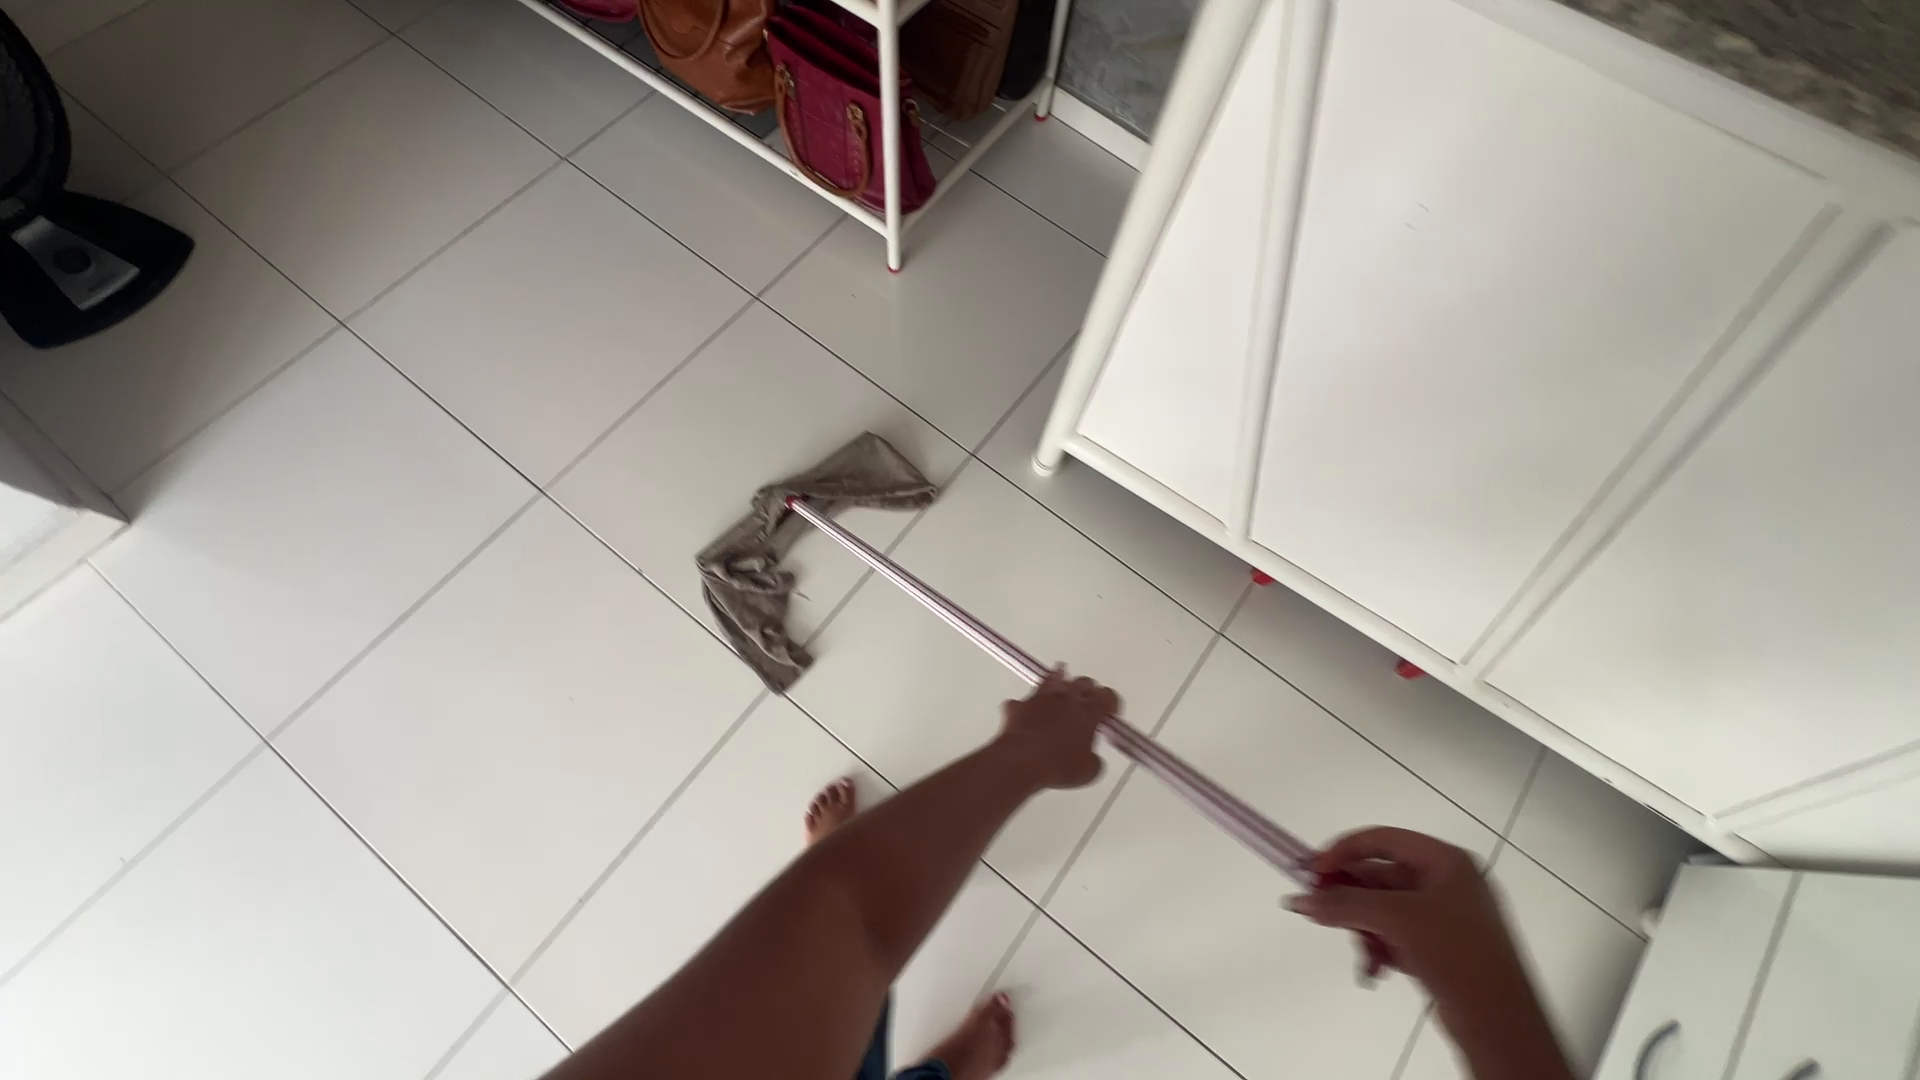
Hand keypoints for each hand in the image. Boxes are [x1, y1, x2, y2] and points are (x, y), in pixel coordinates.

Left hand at [996, 671, 1112, 789]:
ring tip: (1060, 674)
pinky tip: (1025, 710)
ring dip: (1058, 678)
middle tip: (1088, 698)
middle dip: (1088, 688)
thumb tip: (1091, 759)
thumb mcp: (1088, 770)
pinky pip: (1023, 701)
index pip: (1107, 697)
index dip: (1111, 701)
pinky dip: (1025, 705)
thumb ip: (1093, 760)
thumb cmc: (1059, 765)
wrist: (1021, 759)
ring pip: (1052, 679)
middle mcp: (1065, 698)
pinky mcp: (1018, 706)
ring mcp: (1040, 699)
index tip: (1111, 710)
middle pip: (1082, 682)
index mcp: (1087, 712)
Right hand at [1288, 827, 1521, 999]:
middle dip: (1351, 902)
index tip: (1312, 873)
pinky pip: (1395, 933)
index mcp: (1445, 860)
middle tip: (1320, 914)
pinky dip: (1379, 947)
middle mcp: (1446, 881)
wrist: (1503, 1029)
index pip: (1379, 839)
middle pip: (1378, 877)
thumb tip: (1298, 899)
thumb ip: (1342, 903)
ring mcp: (1445, 915)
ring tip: (1363, 956)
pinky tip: (1374, 969)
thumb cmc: (1456, 954)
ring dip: (1363, 930)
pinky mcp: (1441, 946)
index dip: (1341, 852)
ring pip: (1382, 909)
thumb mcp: (1394, 920)